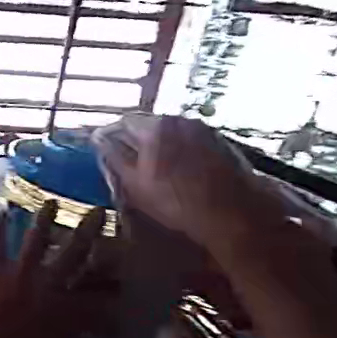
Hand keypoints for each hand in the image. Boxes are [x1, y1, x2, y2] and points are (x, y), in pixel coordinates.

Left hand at [0, 199, 109, 337]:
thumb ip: (68, 337)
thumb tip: (75, 330)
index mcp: (72, 310)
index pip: (101, 293)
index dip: (113, 285)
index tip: (123, 270)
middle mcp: (50, 286)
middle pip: (75, 253)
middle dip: (88, 231)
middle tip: (97, 210)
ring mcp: (17, 275)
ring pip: (35, 240)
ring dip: (43, 219)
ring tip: (49, 202)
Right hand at [94, 114, 280, 258]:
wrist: (237, 216)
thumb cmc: (176, 201)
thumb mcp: (133, 182)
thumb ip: (113, 156)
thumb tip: (99, 140)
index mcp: (155, 127)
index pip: (120, 124)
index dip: (108, 138)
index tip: (104, 153)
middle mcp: (181, 121)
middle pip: (147, 126)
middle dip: (135, 142)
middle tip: (128, 165)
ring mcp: (205, 131)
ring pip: (169, 134)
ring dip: (158, 147)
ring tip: (154, 170)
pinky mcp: (222, 144)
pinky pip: (189, 141)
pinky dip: (178, 151)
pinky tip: (178, 172)